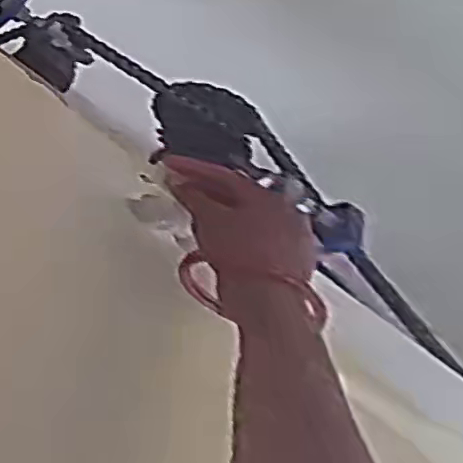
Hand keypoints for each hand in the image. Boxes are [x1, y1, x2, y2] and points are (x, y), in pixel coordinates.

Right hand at [165, 156, 318, 282]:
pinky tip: (215, 230)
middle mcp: (287, 214)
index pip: (223, 174)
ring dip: (218, 208)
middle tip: (180, 184)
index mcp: (270, 197)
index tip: (171, 164)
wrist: (266, 298)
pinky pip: (254, 233)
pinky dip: (232, 227)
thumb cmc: (243, 253)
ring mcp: (291, 238)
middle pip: (237, 193)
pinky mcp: (288, 259)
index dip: (191, 167)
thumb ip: (190, 193)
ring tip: (193, 208)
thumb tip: (180, 184)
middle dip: (204, 187)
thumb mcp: (206, 216)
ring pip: (247, 214)